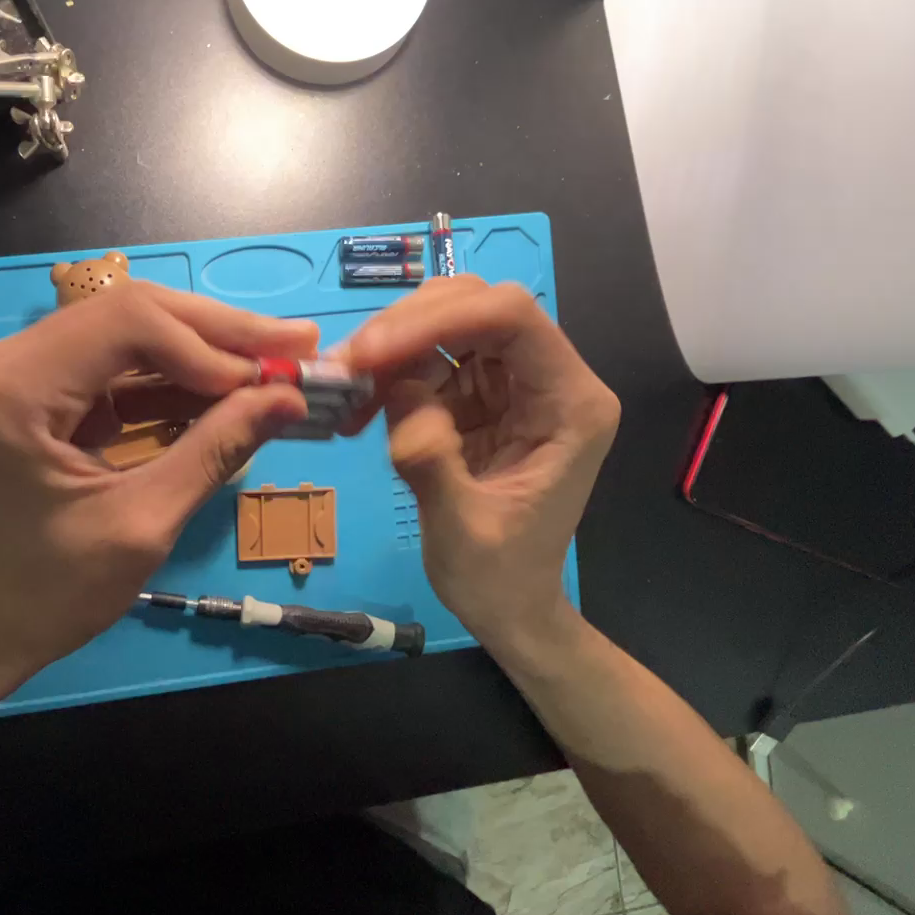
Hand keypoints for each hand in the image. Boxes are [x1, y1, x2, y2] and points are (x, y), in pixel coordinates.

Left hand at [0, 282, 314, 706]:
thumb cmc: (55, 593)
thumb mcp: (144, 523)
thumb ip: (216, 449)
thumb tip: (290, 397)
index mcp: (13, 390)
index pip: (128, 323)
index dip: (210, 344)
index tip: (274, 378)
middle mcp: (3, 361)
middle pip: (129, 314)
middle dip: (218, 335)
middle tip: (296, 343)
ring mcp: (14, 370)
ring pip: (127, 333)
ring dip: (202, 353)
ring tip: (273, 364)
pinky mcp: (34, 389)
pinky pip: (114, 366)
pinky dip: (171, 380)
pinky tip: (225, 390)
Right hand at [344, 275, 618, 658]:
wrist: (507, 606)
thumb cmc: (497, 577)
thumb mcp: (462, 529)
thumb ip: (432, 460)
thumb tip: (398, 394)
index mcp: (570, 404)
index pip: (511, 318)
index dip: (439, 319)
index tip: (373, 353)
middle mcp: (546, 379)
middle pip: (474, 307)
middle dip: (405, 327)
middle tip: (347, 366)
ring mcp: (509, 384)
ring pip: (446, 324)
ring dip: (389, 348)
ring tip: (345, 390)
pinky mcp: (478, 398)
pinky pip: (428, 359)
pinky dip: (387, 374)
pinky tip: (359, 406)